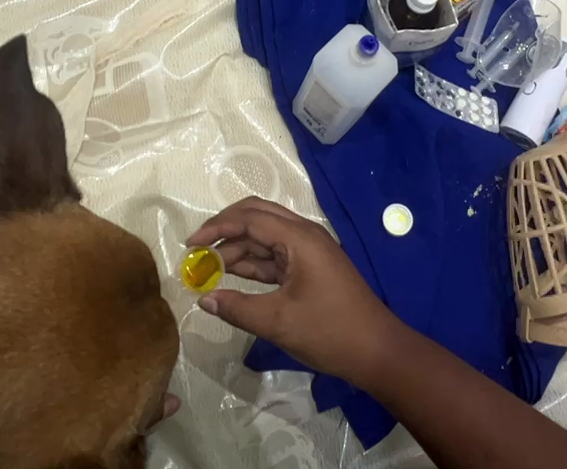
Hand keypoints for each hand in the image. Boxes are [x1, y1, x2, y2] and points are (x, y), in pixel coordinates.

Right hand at [186, 197, 408, 384]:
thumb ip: (238, 308)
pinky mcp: (309, 267)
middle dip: (225, 228)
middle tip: (197, 248)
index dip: (217, 227)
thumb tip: (203, 299)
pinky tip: (230, 274)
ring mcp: (308, 250)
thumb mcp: (279, 322)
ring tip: (206, 266)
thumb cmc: (330, 331)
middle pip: (257, 216)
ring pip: (265, 236)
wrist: (376, 351)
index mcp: (299, 237)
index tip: (190, 244)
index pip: (250, 219)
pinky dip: (252, 262)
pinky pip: (274, 254)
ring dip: (236, 247)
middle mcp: (304, 234)